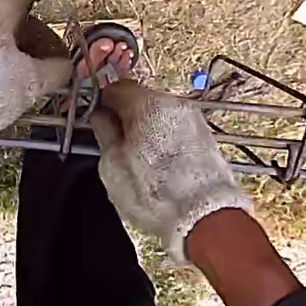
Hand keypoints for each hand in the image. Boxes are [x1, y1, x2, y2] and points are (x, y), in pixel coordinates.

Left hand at [0, 0, 74, 154]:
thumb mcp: (31, 82)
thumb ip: (57, 70)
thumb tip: (64, 67)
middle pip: (22, 15)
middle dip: (45, 36)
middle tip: (59, 61)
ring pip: (10, 35)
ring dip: (31, 52)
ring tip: (42, 78)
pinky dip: (15, 60)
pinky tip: (22, 84)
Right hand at [92, 81, 252, 264]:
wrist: (207, 217)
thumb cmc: (154, 192)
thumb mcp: (113, 165)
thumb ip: (104, 132)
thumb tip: (100, 117)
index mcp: (146, 104)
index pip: (116, 87)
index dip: (103, 103)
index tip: (99, 121)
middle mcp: (172, 103)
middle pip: (140, 99)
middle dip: (126, 117)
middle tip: (117, 145)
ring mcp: (192, 118)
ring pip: (158, 115)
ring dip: (146, 128)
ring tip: (140, 159)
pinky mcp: (205, 135)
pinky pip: (174, 128)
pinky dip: (163, 138)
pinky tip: (160, 164)